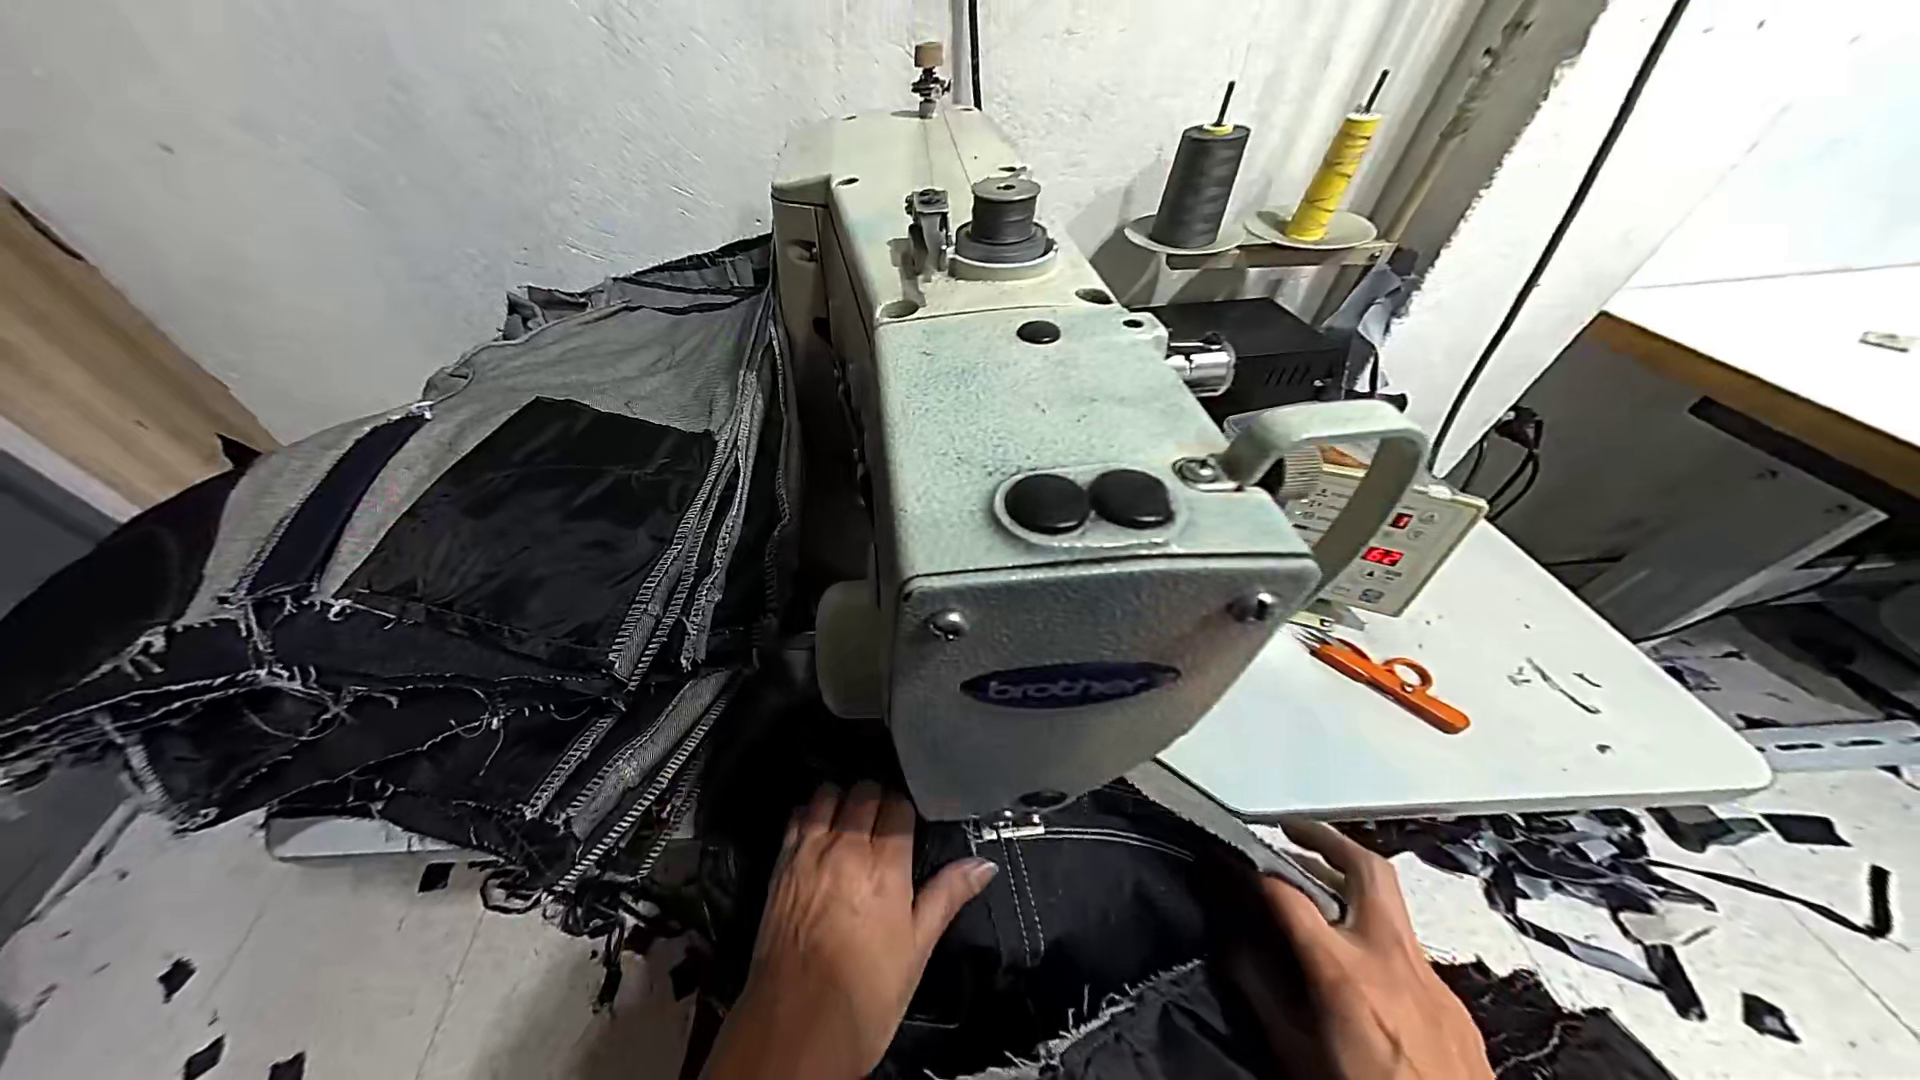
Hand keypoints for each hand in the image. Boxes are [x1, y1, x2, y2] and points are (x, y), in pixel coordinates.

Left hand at [704, 782, 997, 1079]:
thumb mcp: (917, 949)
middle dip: (878, 800)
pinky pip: (796, 816)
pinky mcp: (780, 866)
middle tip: (885, 826)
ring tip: (852, 822)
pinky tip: (819, 833)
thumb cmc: (862, 997)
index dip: (907, 810)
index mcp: (884, 865)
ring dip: (843, 800)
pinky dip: (810, 813)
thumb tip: (983, 866)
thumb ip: (948, 895)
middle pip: (864, 791)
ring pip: (828, 794)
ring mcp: (808, 854)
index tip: (910, 825)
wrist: (793, 1033)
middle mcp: (844, 848)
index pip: (898, 804)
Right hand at [1254, 821, 1492, 1079]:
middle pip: (1365, 868)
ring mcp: (1431, 979)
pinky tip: (1361, 956)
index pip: (1290, 895)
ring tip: (1320, 882)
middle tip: (1295, 829)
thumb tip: (1236, 947)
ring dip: (1352, 880)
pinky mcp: (1455, 1004)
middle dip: (1325, 838)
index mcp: (1344, 974)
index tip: (1242, 865)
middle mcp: (1391, 962)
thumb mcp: (1295, 1053)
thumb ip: (1260, 992)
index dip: (1258, 872)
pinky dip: (1377, 931)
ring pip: (1392, 902)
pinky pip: (1410, 947)